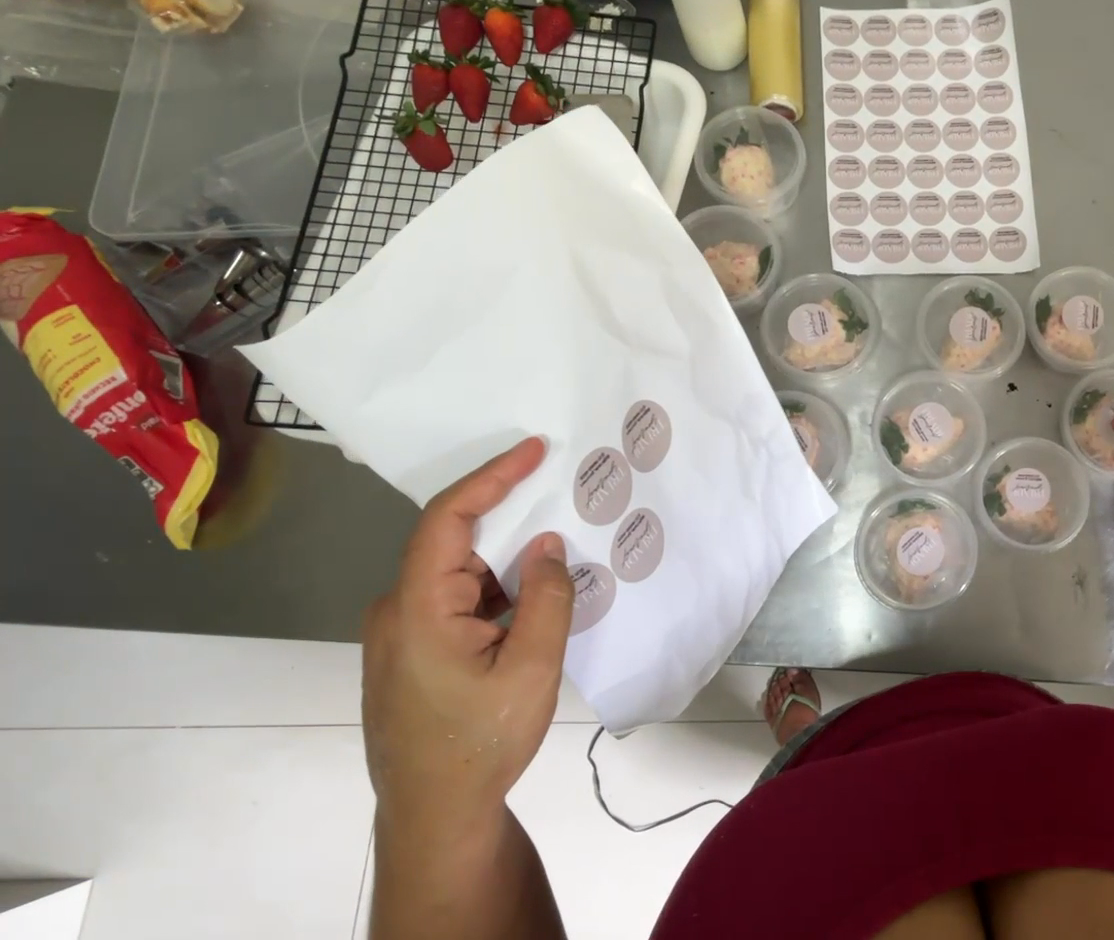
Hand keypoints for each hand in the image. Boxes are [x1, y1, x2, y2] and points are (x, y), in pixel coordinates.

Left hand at [362, 437, 573, 835]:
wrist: (435, 813)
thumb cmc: (481, 741)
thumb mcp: (530, 668)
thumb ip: (544, 598)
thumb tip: (545, 544)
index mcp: (417, 608)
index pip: (447, 520)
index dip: (491, 477)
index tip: (535, 449)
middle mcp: (398, 611)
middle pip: (454, 544)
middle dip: (511, 518)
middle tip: (565, 498)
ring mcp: (402, 633)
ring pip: (460, 575)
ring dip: (508, 563)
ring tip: (561, 558)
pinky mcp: (414, 652)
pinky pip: (459, 601)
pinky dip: (498, 591)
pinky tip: (535, 601)